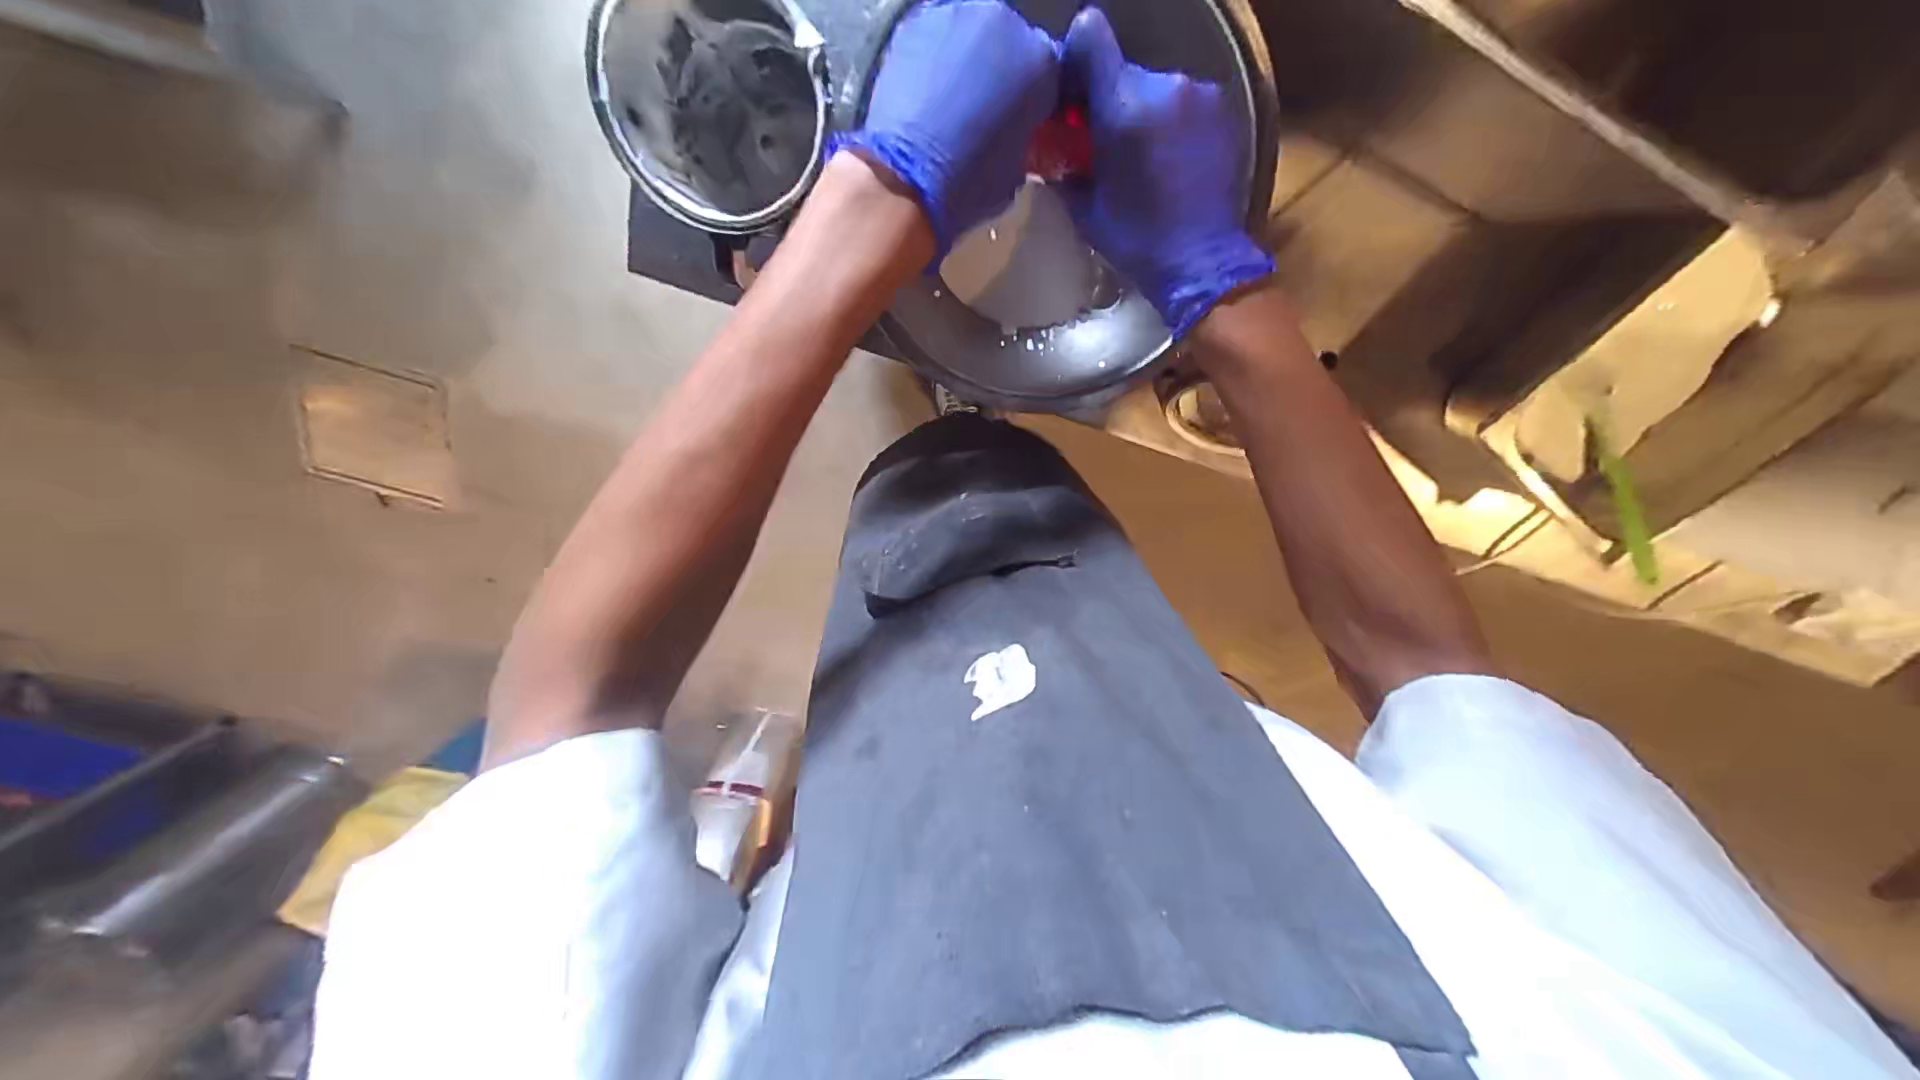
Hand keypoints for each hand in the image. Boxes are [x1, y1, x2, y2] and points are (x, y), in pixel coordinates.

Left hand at [834, 0, 1059, 254]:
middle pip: (1010, 43)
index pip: (1047, 73)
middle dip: (1000, 73)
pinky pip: (937, 38)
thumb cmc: (969, 183)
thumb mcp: (1017, 167)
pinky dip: (935, 59)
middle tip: (983, 112)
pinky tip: (927, 93)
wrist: (906, 179)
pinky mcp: (914, 23)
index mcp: (1041, 61)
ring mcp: (956, 14)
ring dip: (968, 62)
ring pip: (972, 34)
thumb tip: (1013, 131)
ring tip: (952, 102)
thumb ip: (1023, 134)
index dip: (1033, 99)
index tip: (1021, 121)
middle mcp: (1004, 23)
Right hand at [1060, 7, 1273, 336]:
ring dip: (1142, 113)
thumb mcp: (1088, 211)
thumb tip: (1059, 155)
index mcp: (1124, 107)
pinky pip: (1183, 102)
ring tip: (1141, 158)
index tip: (1072, 97)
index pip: (1091, 37)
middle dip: (1110, 101)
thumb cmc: (1138, 241)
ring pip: (1155, 87)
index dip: (1076, 59)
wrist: (1202, 261)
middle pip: (1123, 70)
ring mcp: (1199, 95)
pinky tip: (1169, 161)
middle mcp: (1165, 85)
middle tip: (1103, 144)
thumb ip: (1068, 169)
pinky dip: (1171, 122)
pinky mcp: (1223, 110)